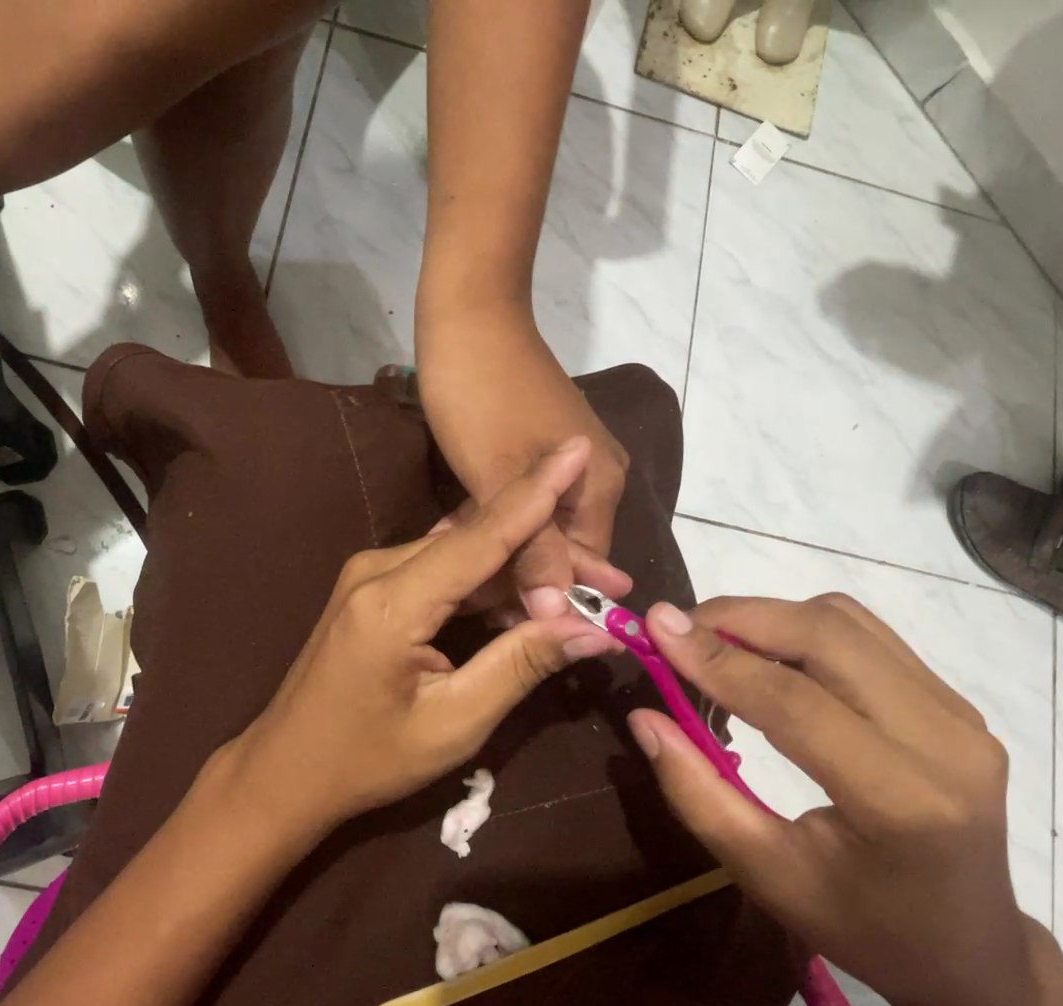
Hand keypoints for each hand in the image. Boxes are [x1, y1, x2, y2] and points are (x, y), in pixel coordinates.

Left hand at [227, 437, 624, 827]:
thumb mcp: (453, 722)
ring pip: (460, 554)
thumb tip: (594, 629)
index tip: (580, 446)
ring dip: (518, 569)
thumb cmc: (367, 758)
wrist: (287, 769)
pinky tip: (524, 598)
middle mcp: (377, 569)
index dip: (536, 491)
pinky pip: (439, 570)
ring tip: (582, 589)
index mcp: (393, 600)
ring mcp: (370, 574)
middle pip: (476, 541)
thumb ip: (521, 665)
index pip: (481, 535)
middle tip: (611, 579)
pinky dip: (484, 582)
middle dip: (545, 552)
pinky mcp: (371, 587)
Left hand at [415, 324, 631, 620]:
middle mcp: (595, 481)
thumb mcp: (499, 478)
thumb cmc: (479, 397)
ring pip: (540, 535)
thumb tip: (563, 622)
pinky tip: (465, 549)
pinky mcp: (537, 453)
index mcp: (597, 491)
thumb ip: (535, 553)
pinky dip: (499, 532)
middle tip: (477, 621)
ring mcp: (567, 464)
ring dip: (507, 562)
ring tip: (465, 597)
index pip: (584, 572)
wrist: (466, 313)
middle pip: (564, 556)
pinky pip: (524, 510)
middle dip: (525, 587)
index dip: (550, 608)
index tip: (502, 636)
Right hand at [624, 594, 1031, 1005]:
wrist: (968, 949)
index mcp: (901, 800)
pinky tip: (766, 656)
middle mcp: (945, 741)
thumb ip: (697, 791)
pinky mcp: (955, 702)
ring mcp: (959, 715)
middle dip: (739, 618)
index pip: (795, 701)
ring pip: (847, 622)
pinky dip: (802, 629)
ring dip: (769, 617)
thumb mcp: (764, 874)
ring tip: (712, 643)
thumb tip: (642, 716)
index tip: (654, 627)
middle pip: (827, 636)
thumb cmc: (860, 925)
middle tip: (675, 629)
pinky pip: (867, 635)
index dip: (717, 659)